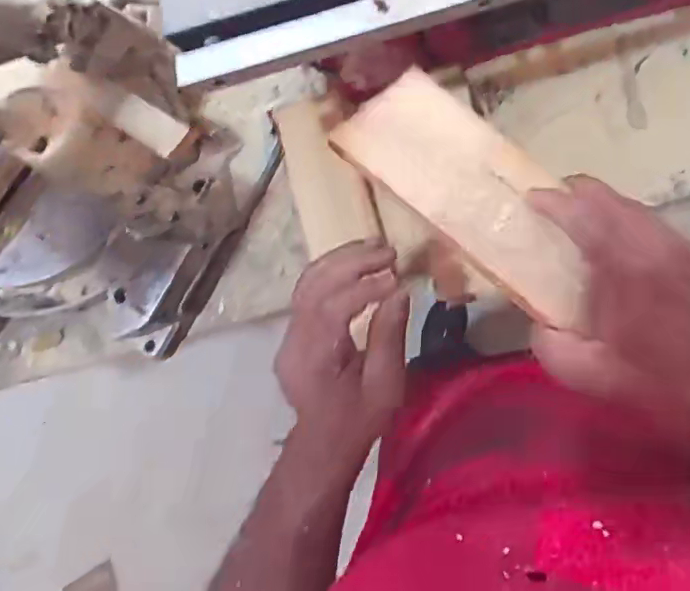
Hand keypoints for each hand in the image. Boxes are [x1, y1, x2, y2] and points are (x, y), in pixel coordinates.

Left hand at [273, 241, 410, 470]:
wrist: (324, 443)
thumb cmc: (359, 418)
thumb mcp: (385, 386)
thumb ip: (389, 337)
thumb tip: (400, 292)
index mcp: (313, 360)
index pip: (330, 310)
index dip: (364, 288)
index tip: (396, 277)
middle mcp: (293, 342)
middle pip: (314, 287)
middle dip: (353, 263)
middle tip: (390, 253)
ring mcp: (290, 333)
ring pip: (308, 281)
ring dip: (343, 257)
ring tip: (377, 246)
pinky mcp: (295, 327)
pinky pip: (309, 287)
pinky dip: (334, 266)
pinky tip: (359, 257)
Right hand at [528, 178, 689, 474]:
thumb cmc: (674, 391)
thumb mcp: (600, 380)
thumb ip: (555, 347)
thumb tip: (539, 321)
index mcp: (626, 264)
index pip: (581, 210)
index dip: (550, 199)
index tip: (527, 199)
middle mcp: (653, 241)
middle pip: (607, 196)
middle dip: (574, 195)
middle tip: (548, 214)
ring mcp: (679, 245)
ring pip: (631, 207)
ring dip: (601, 208)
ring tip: (578, 232)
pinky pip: (650, 223)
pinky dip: (624, 222)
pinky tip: (618, 253)